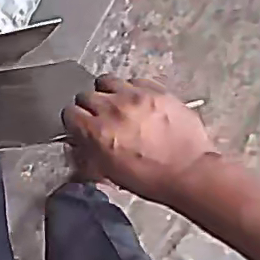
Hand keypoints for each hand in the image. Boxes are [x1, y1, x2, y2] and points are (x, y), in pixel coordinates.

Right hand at [64, 74, 217, 203]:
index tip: (81, 125)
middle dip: (90, 107)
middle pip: (86, 95)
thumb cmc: (150, 178)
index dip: (75, 120)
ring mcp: (135, 97)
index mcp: (97, 132)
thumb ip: (87, 152)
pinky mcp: (157, 91)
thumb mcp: (107, 172)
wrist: (190, 173)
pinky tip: (138, 103)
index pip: (69, 112)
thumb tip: (77, 141)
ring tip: (117, 104)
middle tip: (100, 117)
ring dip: (108, 92)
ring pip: (107, 81)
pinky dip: (133, 89)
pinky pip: (134, 81)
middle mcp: (112, 109)